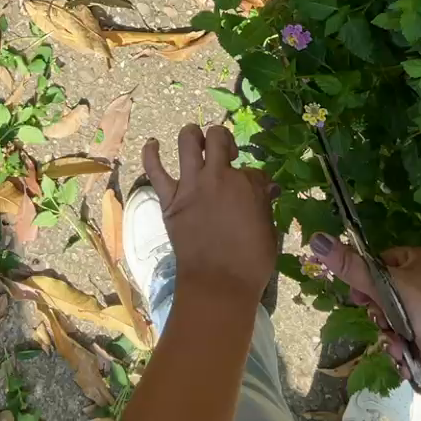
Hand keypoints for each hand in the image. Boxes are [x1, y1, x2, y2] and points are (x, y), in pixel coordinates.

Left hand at [143, 124, 277, 304]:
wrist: (218, 286)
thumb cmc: (250, 264)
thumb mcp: (269, 231)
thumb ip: (263, 205)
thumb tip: (266, 189)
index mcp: (246, 184)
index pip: (253, 170)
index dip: (256, 179)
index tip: (256, 191)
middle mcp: (217, 176)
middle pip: (218, 137)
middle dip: (224, 139)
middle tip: (227, 154)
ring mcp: (191, 185)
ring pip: (188, 140)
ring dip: (193, 134)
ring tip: (196, 139)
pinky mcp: (170, 199)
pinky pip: (155, 170)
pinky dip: (151, 154)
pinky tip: (152, 143)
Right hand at [312, 238, 420, 388]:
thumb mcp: (389, 288)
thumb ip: (352, 267)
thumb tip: (316, 239)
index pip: (385, 261)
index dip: (367, 279)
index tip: (358, 298)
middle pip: (393, 291)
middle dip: (382, 313)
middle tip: (381, 325)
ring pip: (406, 317)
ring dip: (394, 334)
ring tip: (397, 347)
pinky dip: (412, 347)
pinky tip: (410, 358)